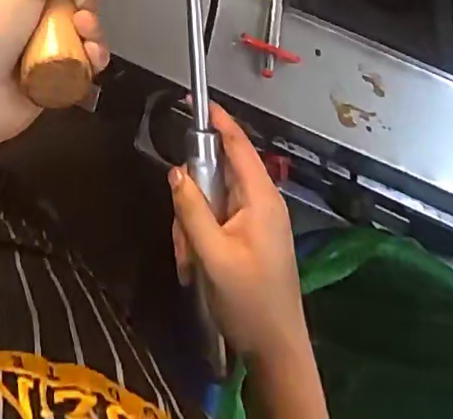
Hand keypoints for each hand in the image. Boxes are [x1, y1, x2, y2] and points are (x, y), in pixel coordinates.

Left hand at [0, 0, 107, 146]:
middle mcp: (27, 20)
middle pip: (74, 7)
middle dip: (86, 7)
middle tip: (81, 14)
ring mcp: (40, 51)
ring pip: (83, 37)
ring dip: (93, 33)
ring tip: (85, 36)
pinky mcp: (51, 80)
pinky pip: (83, 67)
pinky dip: (93, 61)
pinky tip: (92, 59)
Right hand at [169, 105, 312, 367]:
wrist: (276, 352)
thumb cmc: (250, 302)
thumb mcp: (213, 256)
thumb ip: (191, 209)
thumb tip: (176, 171)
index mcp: (260, 198)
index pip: (238, 144)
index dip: (218, 119)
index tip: (194, 100)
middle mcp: (259, 202)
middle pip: (214, 174)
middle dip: (190, 200)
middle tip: (184, 235)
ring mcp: (253, 220)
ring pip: (208, 199)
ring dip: (191, 226)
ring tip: (191, 261)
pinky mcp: (246, 235)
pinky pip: (213, 219)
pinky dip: (198, 237)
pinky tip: (196, 265)